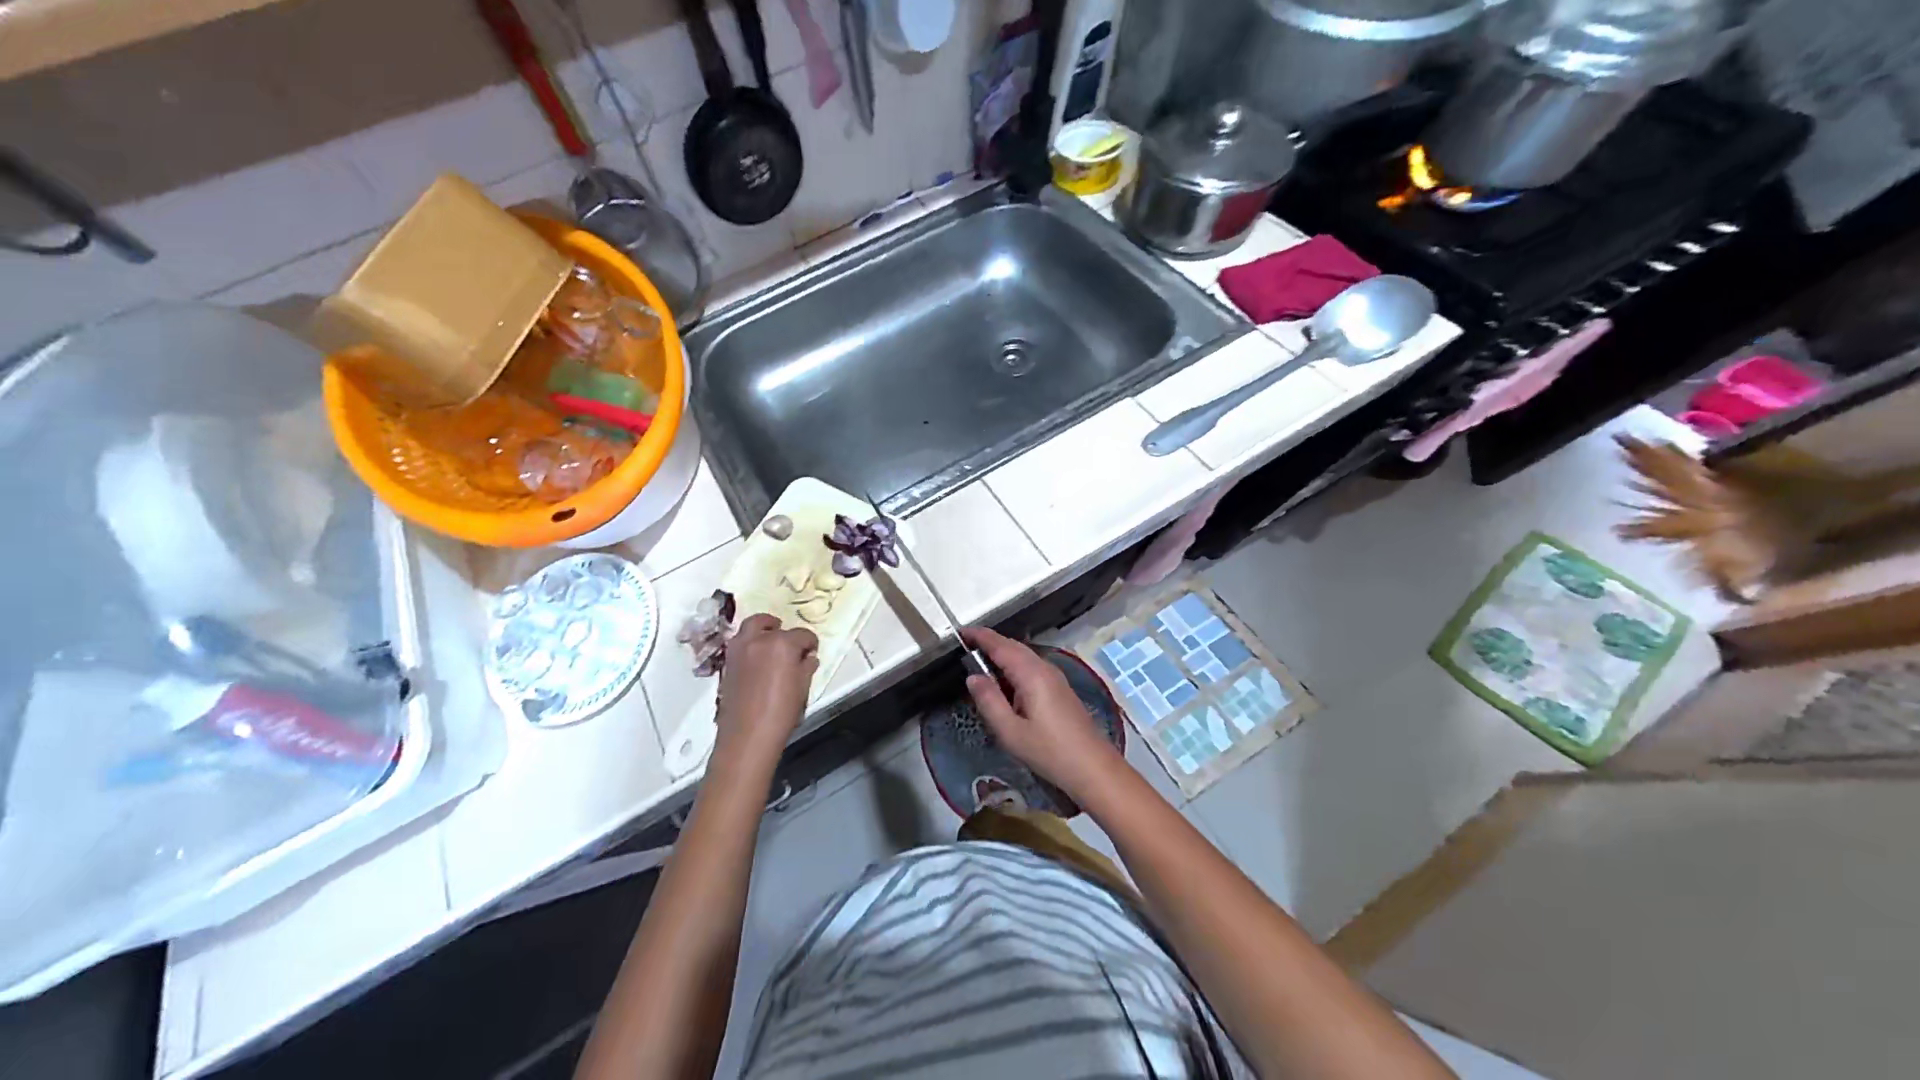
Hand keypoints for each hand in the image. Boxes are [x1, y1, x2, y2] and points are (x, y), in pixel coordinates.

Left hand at [715, 614, 817, 760]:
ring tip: (770, 646)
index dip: (810, 644)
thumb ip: (806, 667)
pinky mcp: (727, 662)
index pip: (803, 634)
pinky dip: (749, 644)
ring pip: (750, 628)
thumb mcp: (802, 688)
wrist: (747, 735)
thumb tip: (808, 657)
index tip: (811, 653)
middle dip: (781, 628)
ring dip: (761, 632)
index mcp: (782, 643)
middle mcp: (758, 640)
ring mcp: (739, 649)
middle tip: (788, 642)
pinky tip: (757, 662)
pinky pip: (739, 644)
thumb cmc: (781, 712)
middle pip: (770, 623)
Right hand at [962, 627, 1125, 800]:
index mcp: (1031, 674)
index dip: (980, 636)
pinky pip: (1032, 669)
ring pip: (1024, 657)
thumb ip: (989, 701)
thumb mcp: (1010, 731)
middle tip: (966, 647)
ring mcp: (1056, 678)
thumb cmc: (1049, 751)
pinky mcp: (1060, 690)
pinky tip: (1005, 685)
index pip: (1001, 645)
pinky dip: (1014, 668)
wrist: (1093, 769)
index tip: (960, 632)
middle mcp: (1045, 668)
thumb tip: (972, 677)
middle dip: (990, 643)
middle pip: (1014, 647)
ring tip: (980, 665)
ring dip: (1003, 656)